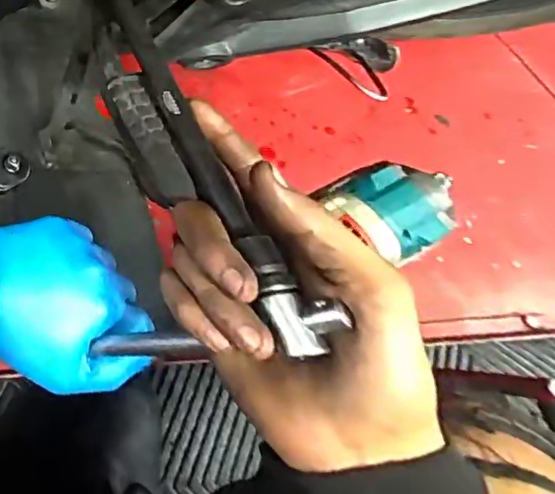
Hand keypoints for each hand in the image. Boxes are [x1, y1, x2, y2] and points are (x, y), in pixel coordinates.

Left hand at [0, 217, 152, 394]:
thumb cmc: (17, 327)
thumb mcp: (67, 373)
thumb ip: (114, 370)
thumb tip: (138, 356)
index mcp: (106, 302)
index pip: (139, 320)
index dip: (122, 333)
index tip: (103, 335)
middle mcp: (98, 266)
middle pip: (121, 289)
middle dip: (105, 304)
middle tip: (74, 314)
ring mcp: (77, 242)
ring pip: (101, 264)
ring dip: (90, 277)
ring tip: (59, 290)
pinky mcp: (58, 226)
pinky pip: (80, 241)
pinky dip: (72, 255)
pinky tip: (52, 268)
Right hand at [160, 100, 443, 472]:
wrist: (356, 446)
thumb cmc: (381, 365)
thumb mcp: (377, 294)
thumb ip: (324, 232)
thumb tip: (264, 174)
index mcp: (288, 229)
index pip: (243, 170)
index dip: (217, 137)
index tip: (189, 108)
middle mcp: (246, 244)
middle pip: (196, 210)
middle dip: (215, 249)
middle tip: (250, 292)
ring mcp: (219, 277)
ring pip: (181, 252)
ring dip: (216, 299)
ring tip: (258, 337)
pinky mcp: (199, 312)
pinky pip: (172, 290)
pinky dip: (198, 317)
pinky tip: (233, 343)